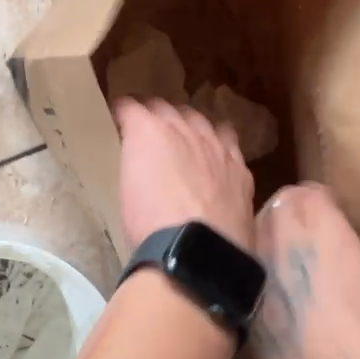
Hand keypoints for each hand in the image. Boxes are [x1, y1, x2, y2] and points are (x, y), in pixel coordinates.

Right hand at [113, 98, 254, 249]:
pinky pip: (229, 147)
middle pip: (170, 108)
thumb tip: (138, 164)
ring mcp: (218, 148)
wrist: (196, 250)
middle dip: (157, 114)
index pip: (132, 108)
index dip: (125, 112)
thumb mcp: (126, 192)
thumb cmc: (147, 225)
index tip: (119, 116)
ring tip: (185, 138)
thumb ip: (135, 165)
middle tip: (148, 128)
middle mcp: (186, 130)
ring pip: (205, 122)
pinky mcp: (241, 170)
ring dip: (191, 126)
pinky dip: (219, 149)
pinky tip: (216, 162)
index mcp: (149, 132)